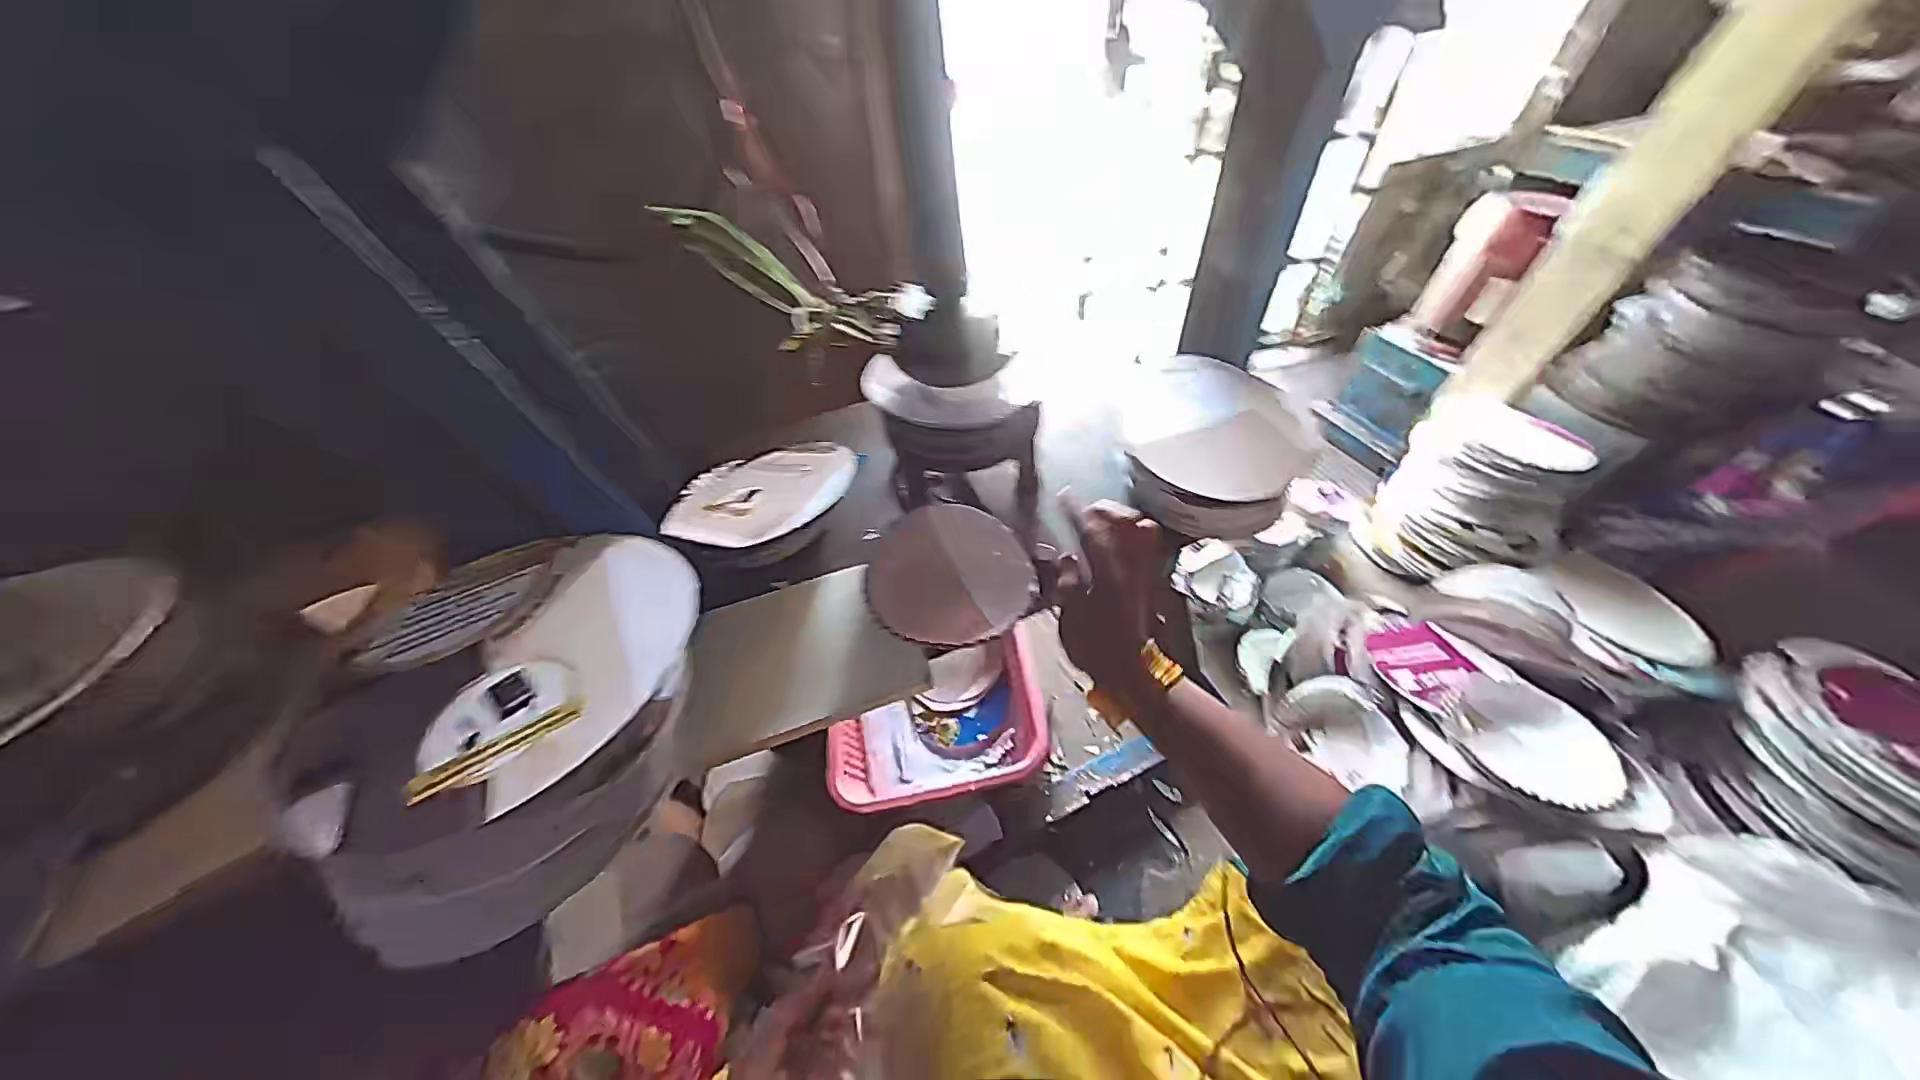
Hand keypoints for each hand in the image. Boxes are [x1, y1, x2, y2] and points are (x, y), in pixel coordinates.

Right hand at [1055, 500, 1167, 703]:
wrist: (1133, 671)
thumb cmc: (1097, 649)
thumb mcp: (1071, 619)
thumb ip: (1069, 584)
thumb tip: (1067, 559)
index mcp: (1107, 573)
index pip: (1092, 530)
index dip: (1076, 511)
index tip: (1063, 499)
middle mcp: (1131, 566)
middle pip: (1126, 522)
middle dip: (1105, 510)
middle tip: (1086, 510)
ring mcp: (1146, 572)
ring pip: (1144, 531)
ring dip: (1124, 519)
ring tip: (1104, 521)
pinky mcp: (1153, 582)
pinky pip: (1149, 547)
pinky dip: (1136, 536)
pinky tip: (1120, 542)